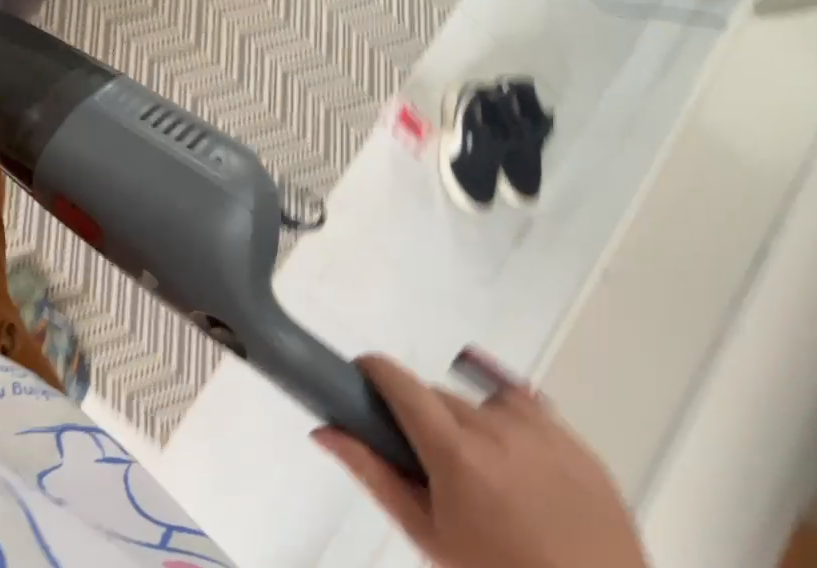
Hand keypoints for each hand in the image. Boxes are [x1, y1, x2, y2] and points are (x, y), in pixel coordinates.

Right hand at [314, 353, 647, 567]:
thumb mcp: (426, 533)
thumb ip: (372, 474)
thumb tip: (323, 431)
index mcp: (455, 452)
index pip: (399, 381)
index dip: (372, 371)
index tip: (361, 381)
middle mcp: (499, 431)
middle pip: (436, 394)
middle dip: (420, 414)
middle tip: (423, 458)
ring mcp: (546, 436)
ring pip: (480, 401)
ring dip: (465, 419)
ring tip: (477, 466)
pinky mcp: (581, 448)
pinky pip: (529, 412)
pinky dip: (509, 425)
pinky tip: (514, 463)